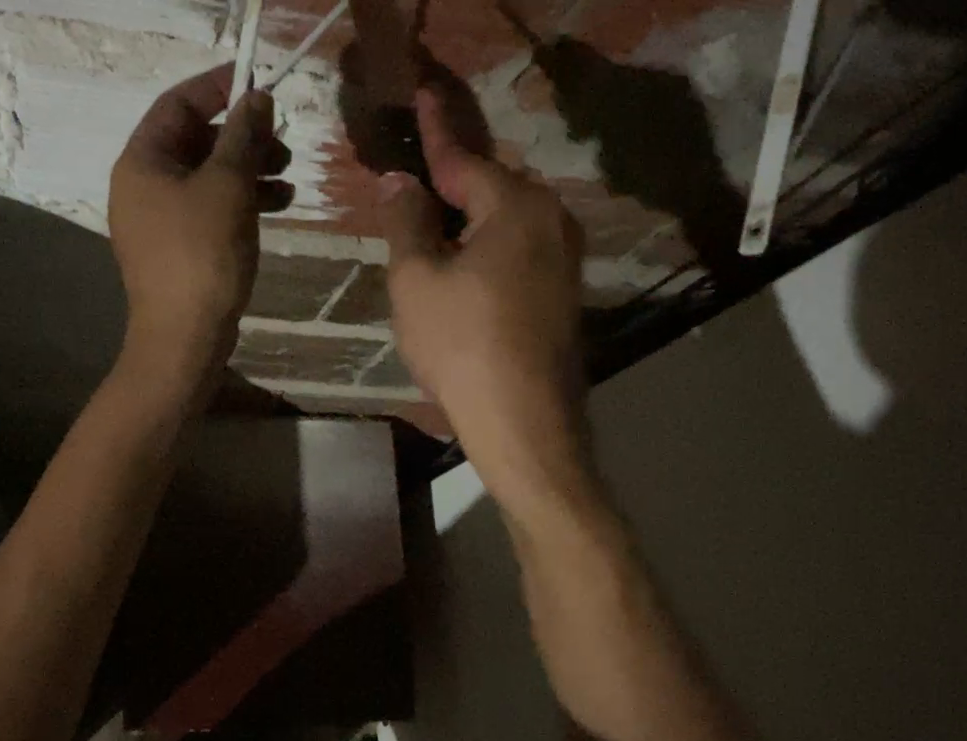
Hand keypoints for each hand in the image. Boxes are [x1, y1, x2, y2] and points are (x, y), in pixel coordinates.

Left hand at [109, 65, 292, 360]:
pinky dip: (241, 202)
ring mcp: (158, 222)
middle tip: (284, 143)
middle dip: (243, 137)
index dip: (220, 87)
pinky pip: (210, 210)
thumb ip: (243, 136)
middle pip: (195, 141)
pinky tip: (278, 205)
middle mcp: (142, 187)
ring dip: (249, 171)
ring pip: (208, 178)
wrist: (184, 338)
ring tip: (289, 178)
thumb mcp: (227, 186)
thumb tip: (257, 98)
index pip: (178, 102)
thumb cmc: (201, 255)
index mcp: (142, 161)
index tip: (261, 83)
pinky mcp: (178, 251)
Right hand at [380, 89, 592, 507]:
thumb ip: (407, 223)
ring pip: (506, 225)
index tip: (422, 96)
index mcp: (514, 205)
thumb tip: (400, 183)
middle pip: (491, 190)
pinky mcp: (564, 296)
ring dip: (470, 226)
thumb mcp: (416, 280)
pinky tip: (464, 277)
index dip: (434, 133)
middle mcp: (551, 219)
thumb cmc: (461, 343)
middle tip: (415, 187)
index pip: (463, 160)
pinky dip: (487, 255)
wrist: (523, 418)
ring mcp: (565, 259)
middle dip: (453, 187)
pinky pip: (519, 256)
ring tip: (432, 236)